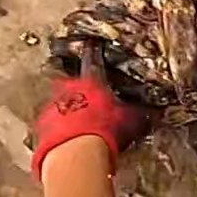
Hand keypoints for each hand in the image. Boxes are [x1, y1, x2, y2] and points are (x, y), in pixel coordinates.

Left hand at [30, 45, 148, 179]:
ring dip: (67, 108)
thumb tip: (156, 111)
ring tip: (77, 122)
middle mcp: (69, 89)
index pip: (92, 61)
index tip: (91, 42)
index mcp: (92, 82)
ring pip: (60, 102)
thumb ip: (140, 113)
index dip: (93, 51)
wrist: (76, 154)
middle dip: (75, 84)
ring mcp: (52, 108)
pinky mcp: (41, 128)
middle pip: (69, 80)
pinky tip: (67, 139)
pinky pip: (51, 124)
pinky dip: (58, 128)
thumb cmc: (106, 129)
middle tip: (84, 92)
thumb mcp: (132, 120)